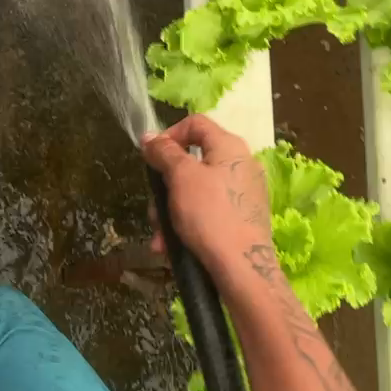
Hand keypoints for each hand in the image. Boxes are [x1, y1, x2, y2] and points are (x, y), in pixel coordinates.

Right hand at [141, 115, 276, 290]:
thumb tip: (149, 136)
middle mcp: (240, 164)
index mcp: (229, 147)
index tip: (150, 158)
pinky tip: (171, 244)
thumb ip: (163, 153)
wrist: (242, 266)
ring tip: (159, 235)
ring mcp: (242, 192)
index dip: (168, 135)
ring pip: (194, 190)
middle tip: (154, 206)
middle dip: (164, 186)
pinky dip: (186, 223)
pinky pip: (206, 210)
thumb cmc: (209, 214)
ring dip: (169, 210)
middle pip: (191, 162)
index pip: (195, 123)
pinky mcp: (240, 217)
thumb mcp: (180, 177)